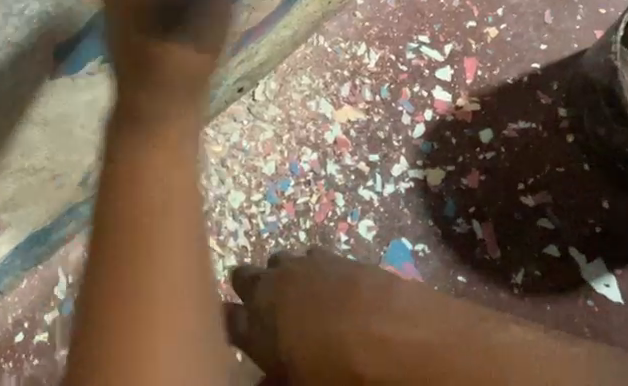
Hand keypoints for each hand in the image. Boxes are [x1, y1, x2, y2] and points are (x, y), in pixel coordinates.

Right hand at [226, 248, 414, 383]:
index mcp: (256, 327)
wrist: (401, 340)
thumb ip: (277, 383)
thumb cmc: (344, 380)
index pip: (226, 318)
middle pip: (243, 277)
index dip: (230, 325)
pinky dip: (318, 273)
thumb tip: (264, 382)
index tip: (240, 336)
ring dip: (285, 278)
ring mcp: (303, 266)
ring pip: (279, 262)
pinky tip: (337, 294)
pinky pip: (314, 259)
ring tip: (305, 303)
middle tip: (270, 316)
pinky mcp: (335, 255)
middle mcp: (271, 287)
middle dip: (251, 291)